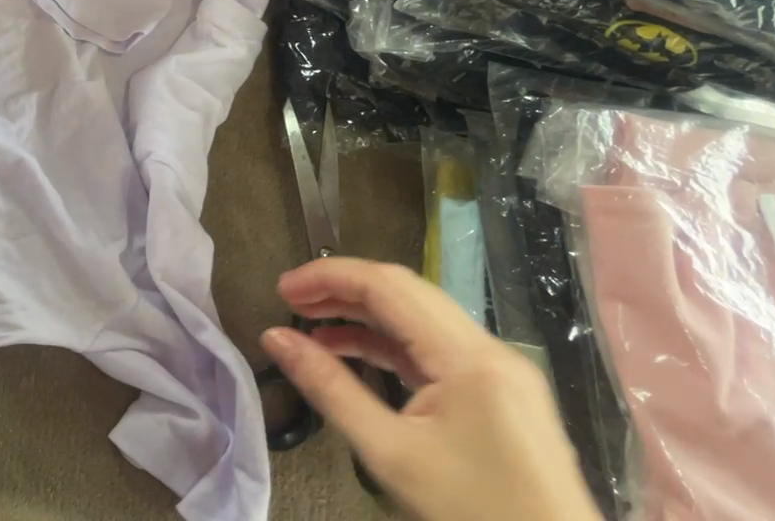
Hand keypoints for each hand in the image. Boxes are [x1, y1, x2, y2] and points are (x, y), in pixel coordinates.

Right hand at [261, 257, 600, 520]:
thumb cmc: (474, 513)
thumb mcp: (391, 453)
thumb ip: (330, 388)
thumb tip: (274, 338)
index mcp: (468, 357)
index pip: (387, 285)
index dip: (328, 277)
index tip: (281, 291)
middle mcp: (489, 349)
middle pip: (405, 292)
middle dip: (342, 289)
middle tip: (290, 303)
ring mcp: (499, 370)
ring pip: (419, 317)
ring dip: (363, 314)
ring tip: (311, 326)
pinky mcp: (500, 392)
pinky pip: (435, 347)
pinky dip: (389, 342)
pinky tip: (354, 353)